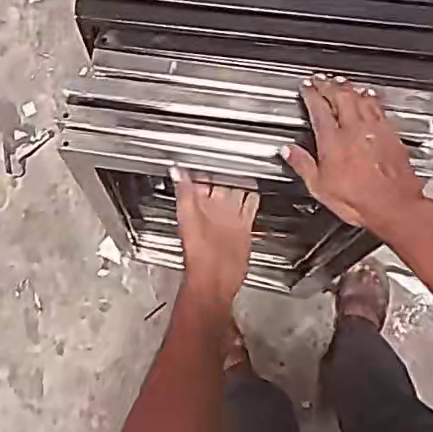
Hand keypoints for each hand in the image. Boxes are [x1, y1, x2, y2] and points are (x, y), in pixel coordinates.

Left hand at [171, 168, 258, 306]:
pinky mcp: (243, 227)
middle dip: (229, 171)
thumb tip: (176, 171)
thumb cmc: (198, 253)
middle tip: (236, 155)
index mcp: (199, 205)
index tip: (211, 153)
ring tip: (249, 167)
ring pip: (238, 193)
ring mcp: (230, 218)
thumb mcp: (187, 217)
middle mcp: (215, 210)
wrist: (214, 278)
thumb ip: (184, 193)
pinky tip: (256, 190)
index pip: (203, 180)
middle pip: (224, 184)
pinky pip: (250, 207)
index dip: (207, 167)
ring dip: (243, 182)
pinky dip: (254, 198)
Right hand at [281, 76, 430, 236]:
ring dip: (349, 87)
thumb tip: (288, 151)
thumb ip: (303, 165)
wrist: (394, 206)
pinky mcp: (391, 134)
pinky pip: (378, 107)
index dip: (311, 94)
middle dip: (328, 84)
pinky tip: (369, 95)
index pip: (319, 108)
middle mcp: (354, 130)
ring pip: (360, 98)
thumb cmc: (360, 200)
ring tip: (342, 81)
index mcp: (333, 141)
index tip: (306, 87)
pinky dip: (370, 97)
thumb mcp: (320, 188)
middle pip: (340, 96)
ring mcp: (374, 130)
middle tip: (321, 79)